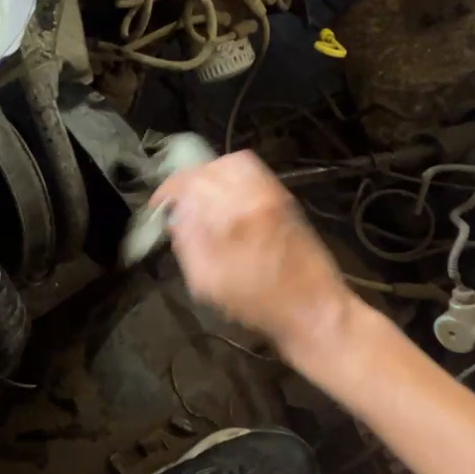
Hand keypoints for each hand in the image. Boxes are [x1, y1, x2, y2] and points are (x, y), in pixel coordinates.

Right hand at [153, 152, 359, 368]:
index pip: (190, 183)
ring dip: (210, 175)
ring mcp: (273, 195)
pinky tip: (226, 197)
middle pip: (210, 168)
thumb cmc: (259, 304)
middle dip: (187, 182)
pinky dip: (233, 176)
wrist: (314, 310)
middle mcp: (254, 197)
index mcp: (231, 217)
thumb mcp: (208, 282)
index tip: (160, 205)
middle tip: (178, 202)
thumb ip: (187, 244)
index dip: (169, 191)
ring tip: (201, 197)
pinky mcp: (285, 199)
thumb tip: (176, 218)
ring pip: (232, 163)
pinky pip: (254, 172)